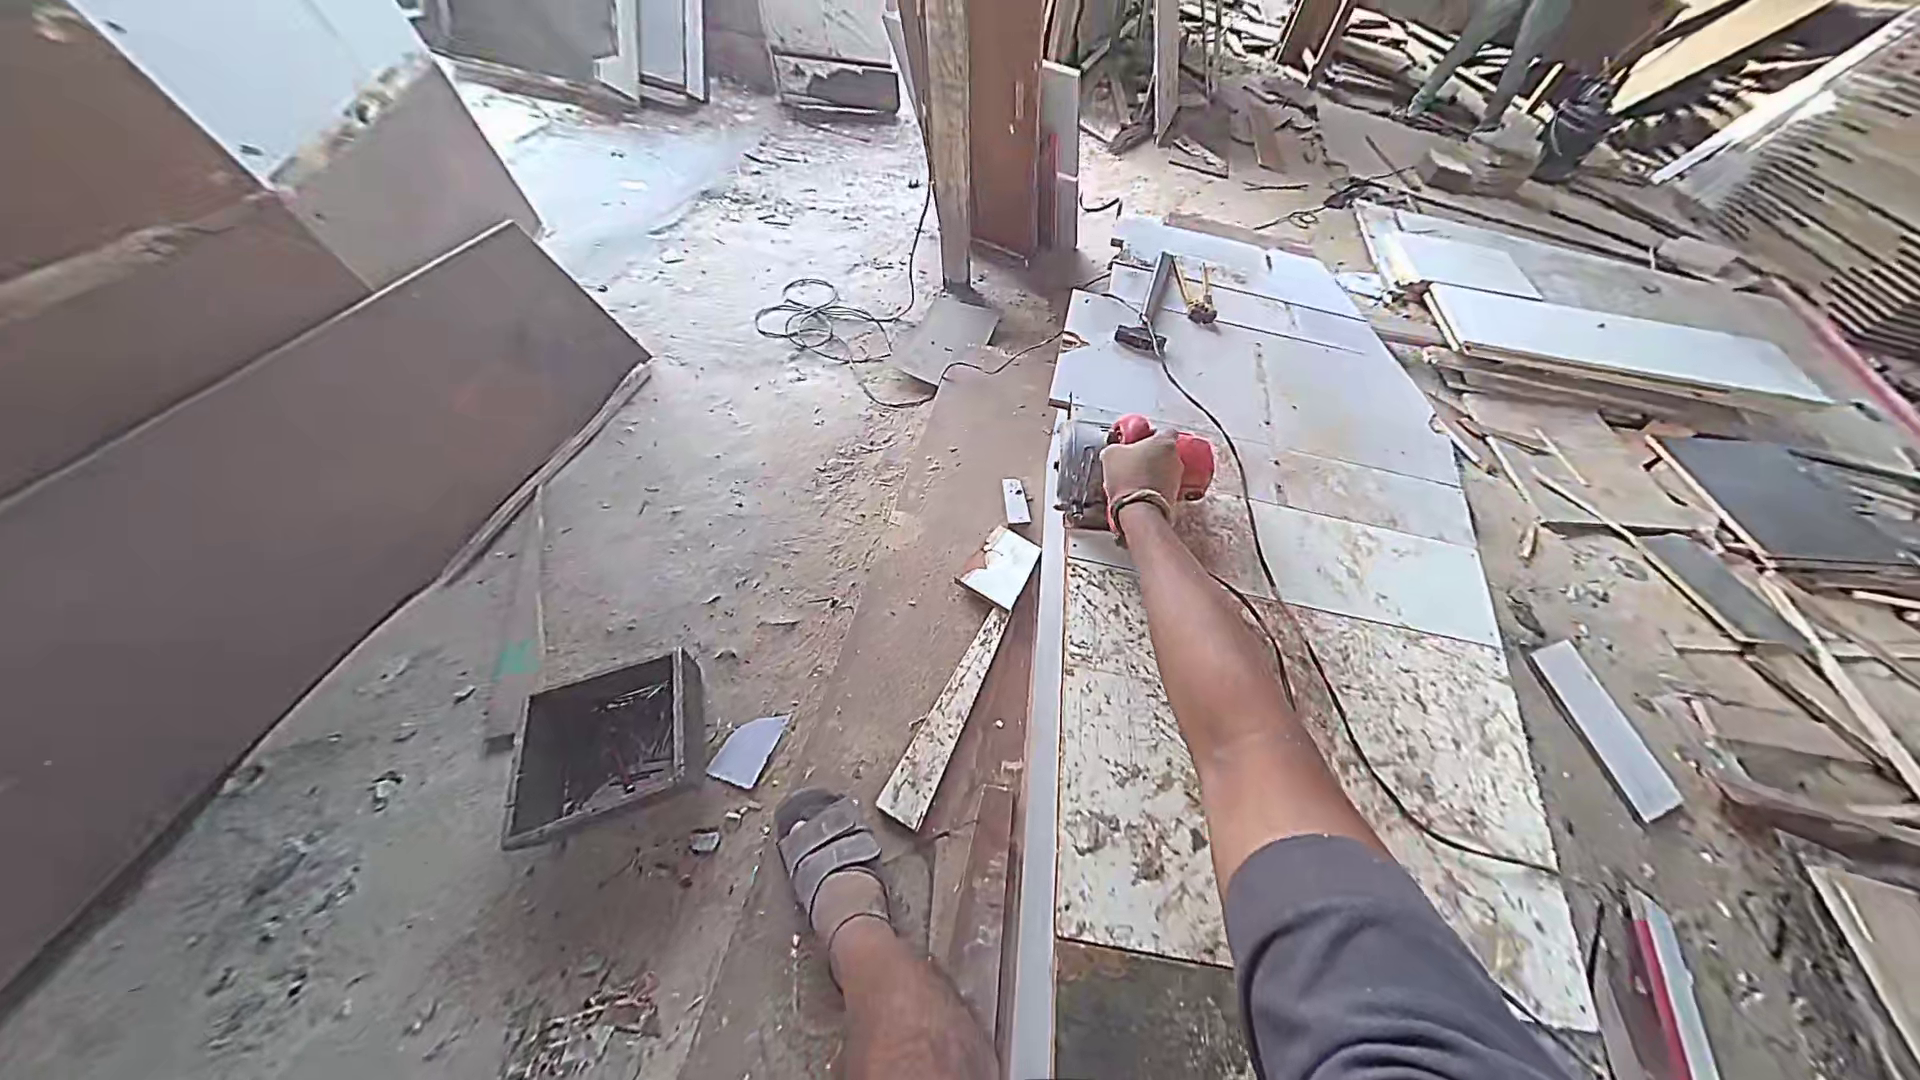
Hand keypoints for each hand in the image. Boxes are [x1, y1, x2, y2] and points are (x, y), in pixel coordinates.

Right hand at [1102, 430, 1183, 507]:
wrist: (1138, 509)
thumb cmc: (1128, 477)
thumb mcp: (1111, 454)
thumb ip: (1116, 447)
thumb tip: (1115, 450)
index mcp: (1164, 441)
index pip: (1166, 431)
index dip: (1152, 436)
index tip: (1141, 441)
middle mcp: (1175, 458)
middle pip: (1165, 452)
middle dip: (1152, 456)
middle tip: (1134, 461)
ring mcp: (1177, 477)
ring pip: (1165, 470)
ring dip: (1153, 473)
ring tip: (1134, 480)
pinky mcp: (1175, 495)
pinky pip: (1163, 486)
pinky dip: (1153, 488)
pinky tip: (1138, 492)